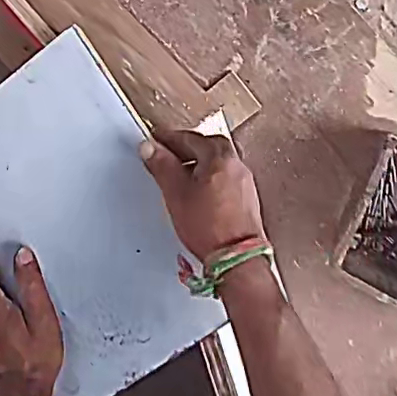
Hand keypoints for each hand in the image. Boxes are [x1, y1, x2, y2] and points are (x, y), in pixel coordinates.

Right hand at [139, 130, 265, 261]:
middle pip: (208, 145)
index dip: (168, 138)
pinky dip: (210, 175)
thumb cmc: (210, 227)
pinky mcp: (246, 198)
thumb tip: (150, 148)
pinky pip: (225, 176)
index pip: (190, 138)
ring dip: (199, 161)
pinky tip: (198, 189)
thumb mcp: (175, 192)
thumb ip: (162, 165)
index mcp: (219, 157)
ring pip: (218, 161)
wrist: (236, 257)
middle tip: (168, 151)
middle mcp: (236, 165)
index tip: (155, 140)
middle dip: (186, 146)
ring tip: (180, 172)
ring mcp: (244, 182)